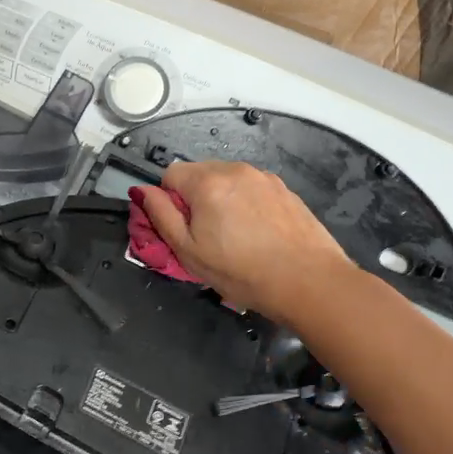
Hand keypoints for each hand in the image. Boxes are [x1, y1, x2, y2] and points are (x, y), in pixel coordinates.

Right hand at [132, 161, 352, 317]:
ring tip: (236, 236)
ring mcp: (264, 178)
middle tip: (207, 235)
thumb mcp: (188, 250)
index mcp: (207, 182)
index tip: (184, 228)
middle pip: (198, 174)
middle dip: (195, 198)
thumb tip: (142, 192)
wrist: (310, 283)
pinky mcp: (285, 190)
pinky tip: (258, 234)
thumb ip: (160, 215)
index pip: (169, 174)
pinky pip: (251, 189)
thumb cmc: (242, 272)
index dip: (169, 201)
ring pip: (226, 181)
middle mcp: (235, 170)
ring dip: (221, 200)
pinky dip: (246, 204)